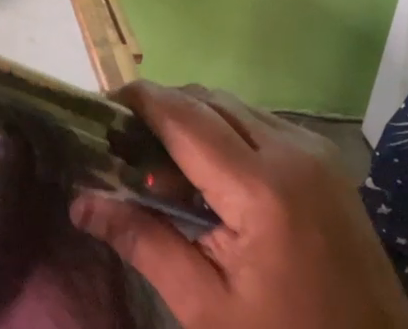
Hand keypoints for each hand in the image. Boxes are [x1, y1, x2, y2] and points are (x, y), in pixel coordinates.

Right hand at [73, 82, 407, 328]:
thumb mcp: (206, 307)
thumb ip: (144, 243)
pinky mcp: (326, 161)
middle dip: (161, 109)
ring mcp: (314, 151)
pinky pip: (261, 123)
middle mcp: (291, 150)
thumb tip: (81, 201)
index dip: (137, 101)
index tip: (99, 108)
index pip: (183, 116)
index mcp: (260, 188)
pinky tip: (209, 174)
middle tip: (123, 143)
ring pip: (234, 106)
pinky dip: (226, 131)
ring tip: (160, 162)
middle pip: (207, 100)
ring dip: (193, 118)